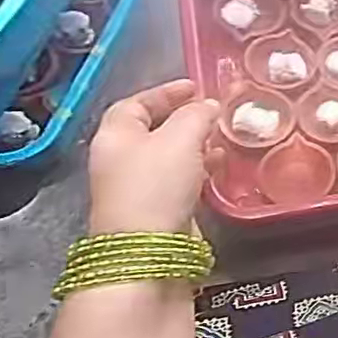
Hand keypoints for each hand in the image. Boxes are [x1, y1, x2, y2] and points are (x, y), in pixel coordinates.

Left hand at [86, 79, 219, 234]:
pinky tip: (218, 166)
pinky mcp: (159, 209)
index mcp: (116, 136)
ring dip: (195, 144)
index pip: (136, 103)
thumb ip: (196, 115)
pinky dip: (199, 168)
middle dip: (183, 118)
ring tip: (221, 137)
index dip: (164, 92)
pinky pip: (180, 179)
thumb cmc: (157, 185)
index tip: (194, 87)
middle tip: (212, 112)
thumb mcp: (179, 139)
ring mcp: (140, 187)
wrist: (149, 250)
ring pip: (170, 156)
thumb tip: (208, 106)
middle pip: (153, 129)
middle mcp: (122, 159)